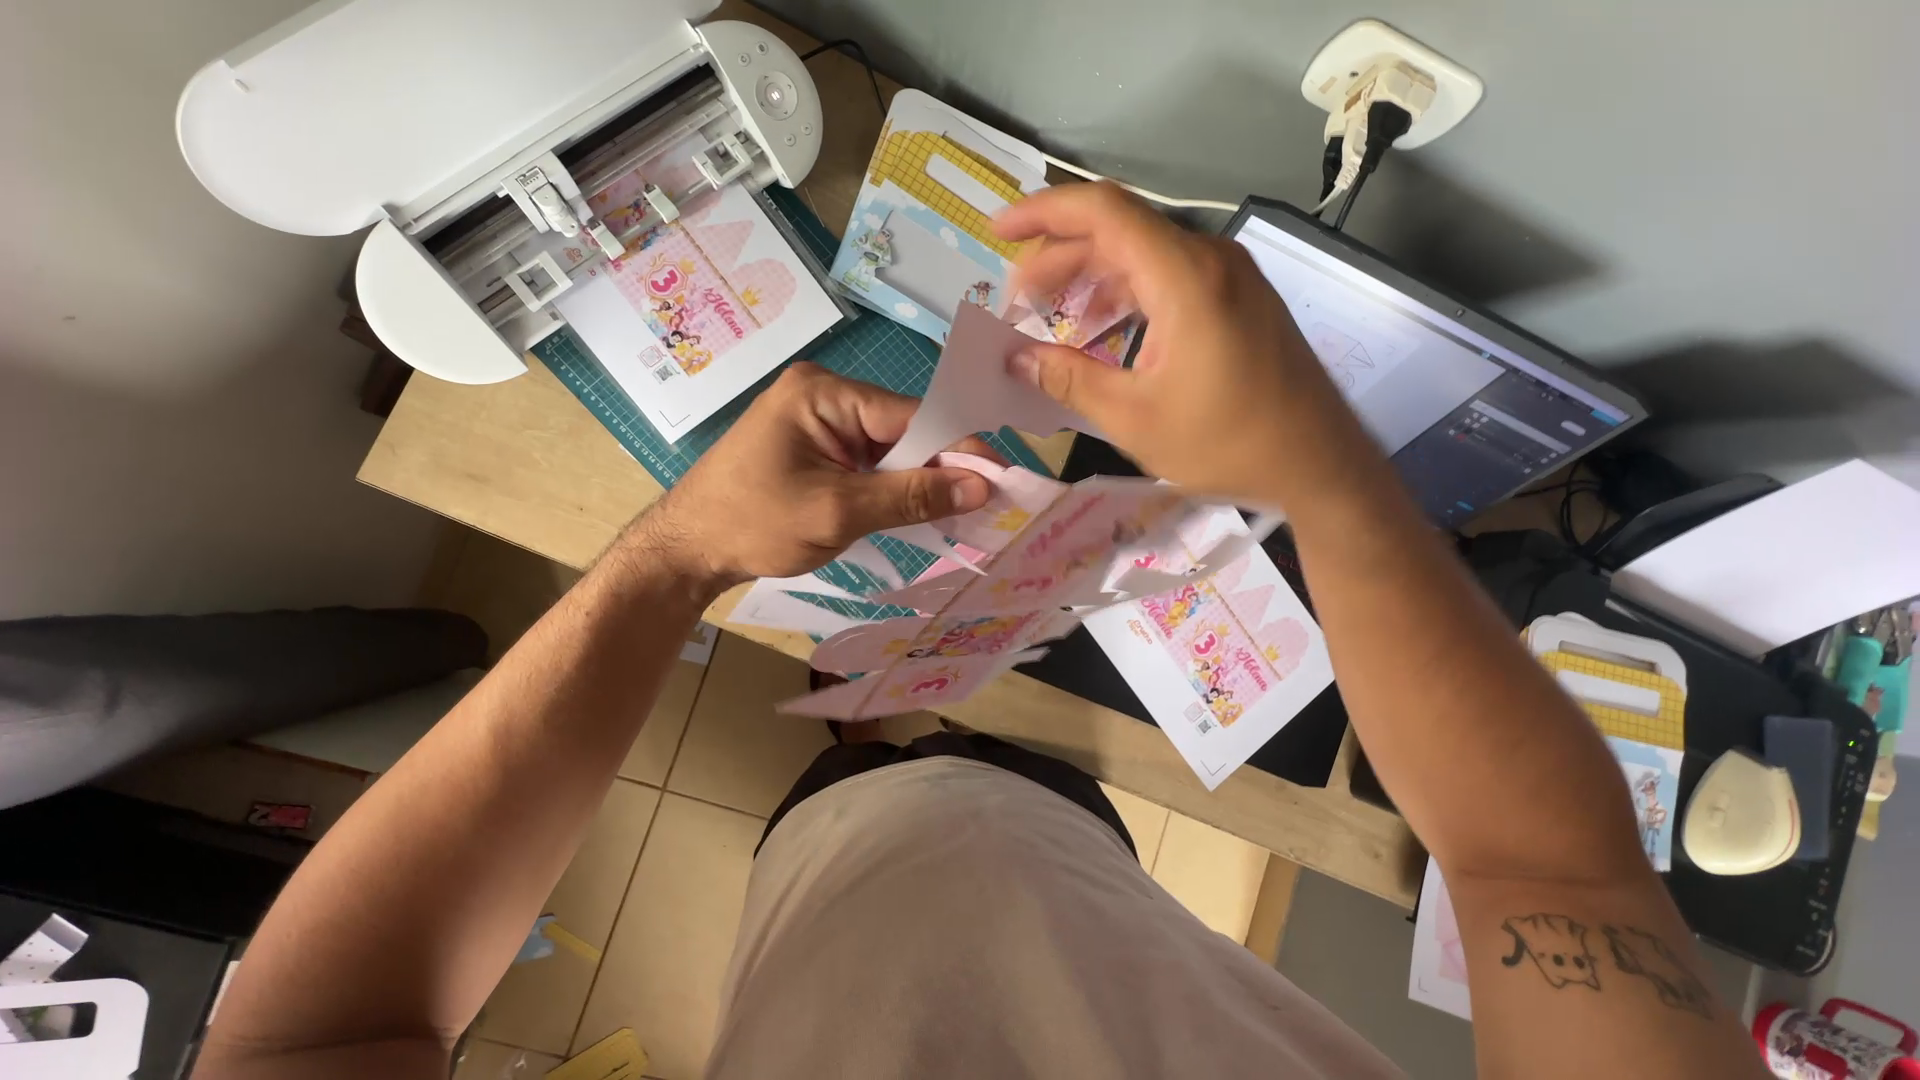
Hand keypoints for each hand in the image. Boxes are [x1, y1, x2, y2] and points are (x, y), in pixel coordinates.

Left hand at [626, 363, 991, 586]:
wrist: (687, 550)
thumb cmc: (754, 525)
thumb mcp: (839, 512)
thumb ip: (912, 497)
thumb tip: (982, 486)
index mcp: (824, 392)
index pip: (910, 414)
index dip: (957, 447)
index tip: (1000, 480)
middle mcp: (824, 395)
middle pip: (903, 429)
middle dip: (938, 466)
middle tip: (984, 505)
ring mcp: (818, 421)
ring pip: (889, 449)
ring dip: (916, 481)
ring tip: (959, 513)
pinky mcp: (815, 448)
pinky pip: (868, 462)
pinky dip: (891, 488)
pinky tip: (917, 511)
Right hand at [994, 183, 1371, 507]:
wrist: (1319, 464)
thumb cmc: (1226, 443)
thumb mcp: (1134, 418)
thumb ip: (1067, 379)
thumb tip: (1014, 358)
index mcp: (1184, 277)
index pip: (1102, 211)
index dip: (1042, 211)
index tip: (998, 229)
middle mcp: (1209, 259)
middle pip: (1118, 232)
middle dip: (1058, 258)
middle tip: (1015, 301)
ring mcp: (1230, 276)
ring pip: (1143, 256)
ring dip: (1090, 279)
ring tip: (1048, 317)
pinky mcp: (1239, 299)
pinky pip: (1169, 279)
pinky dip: (1126, 296)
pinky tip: (1099, 331)